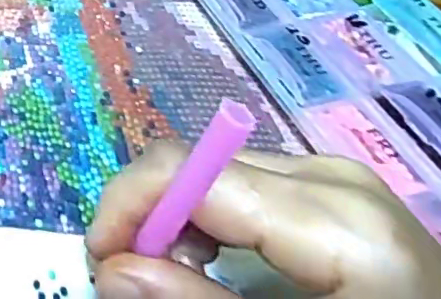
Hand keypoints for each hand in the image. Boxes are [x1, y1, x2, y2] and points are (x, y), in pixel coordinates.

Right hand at [86, 141, 440, 298]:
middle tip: (132, 279)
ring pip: (214, 168)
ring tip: (178, 278)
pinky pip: (247, 182)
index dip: (127, 205)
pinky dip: (214, 217)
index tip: (99, 261)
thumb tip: (109, 272)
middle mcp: (332, 175)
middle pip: (196, 162)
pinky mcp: (341, 188)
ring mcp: (340, 176)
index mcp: (335, 220)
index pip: (189, 170)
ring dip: (178, 218)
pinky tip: (217, 261)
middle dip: (149, 216)